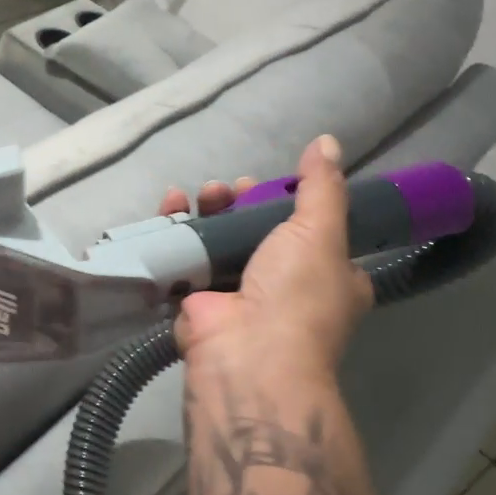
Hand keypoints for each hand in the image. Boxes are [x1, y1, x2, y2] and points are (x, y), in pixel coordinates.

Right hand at [173, 135, 373, 382]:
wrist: (247, 352)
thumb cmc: (296, 293)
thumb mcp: (321, 232)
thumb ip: (322, 188)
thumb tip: (327, 142)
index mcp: (326, 276)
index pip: (309, 230)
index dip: (289, 202)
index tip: (270, 183)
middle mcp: (282, 287)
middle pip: (256, 232)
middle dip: (240, 204)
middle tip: (229, 187)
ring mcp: (235, 294)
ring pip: (218, 242)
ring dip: (207, 213)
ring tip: (199, 194)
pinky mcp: (194, 299)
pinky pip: (182, 258)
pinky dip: (172, 231)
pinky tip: (168, 209)